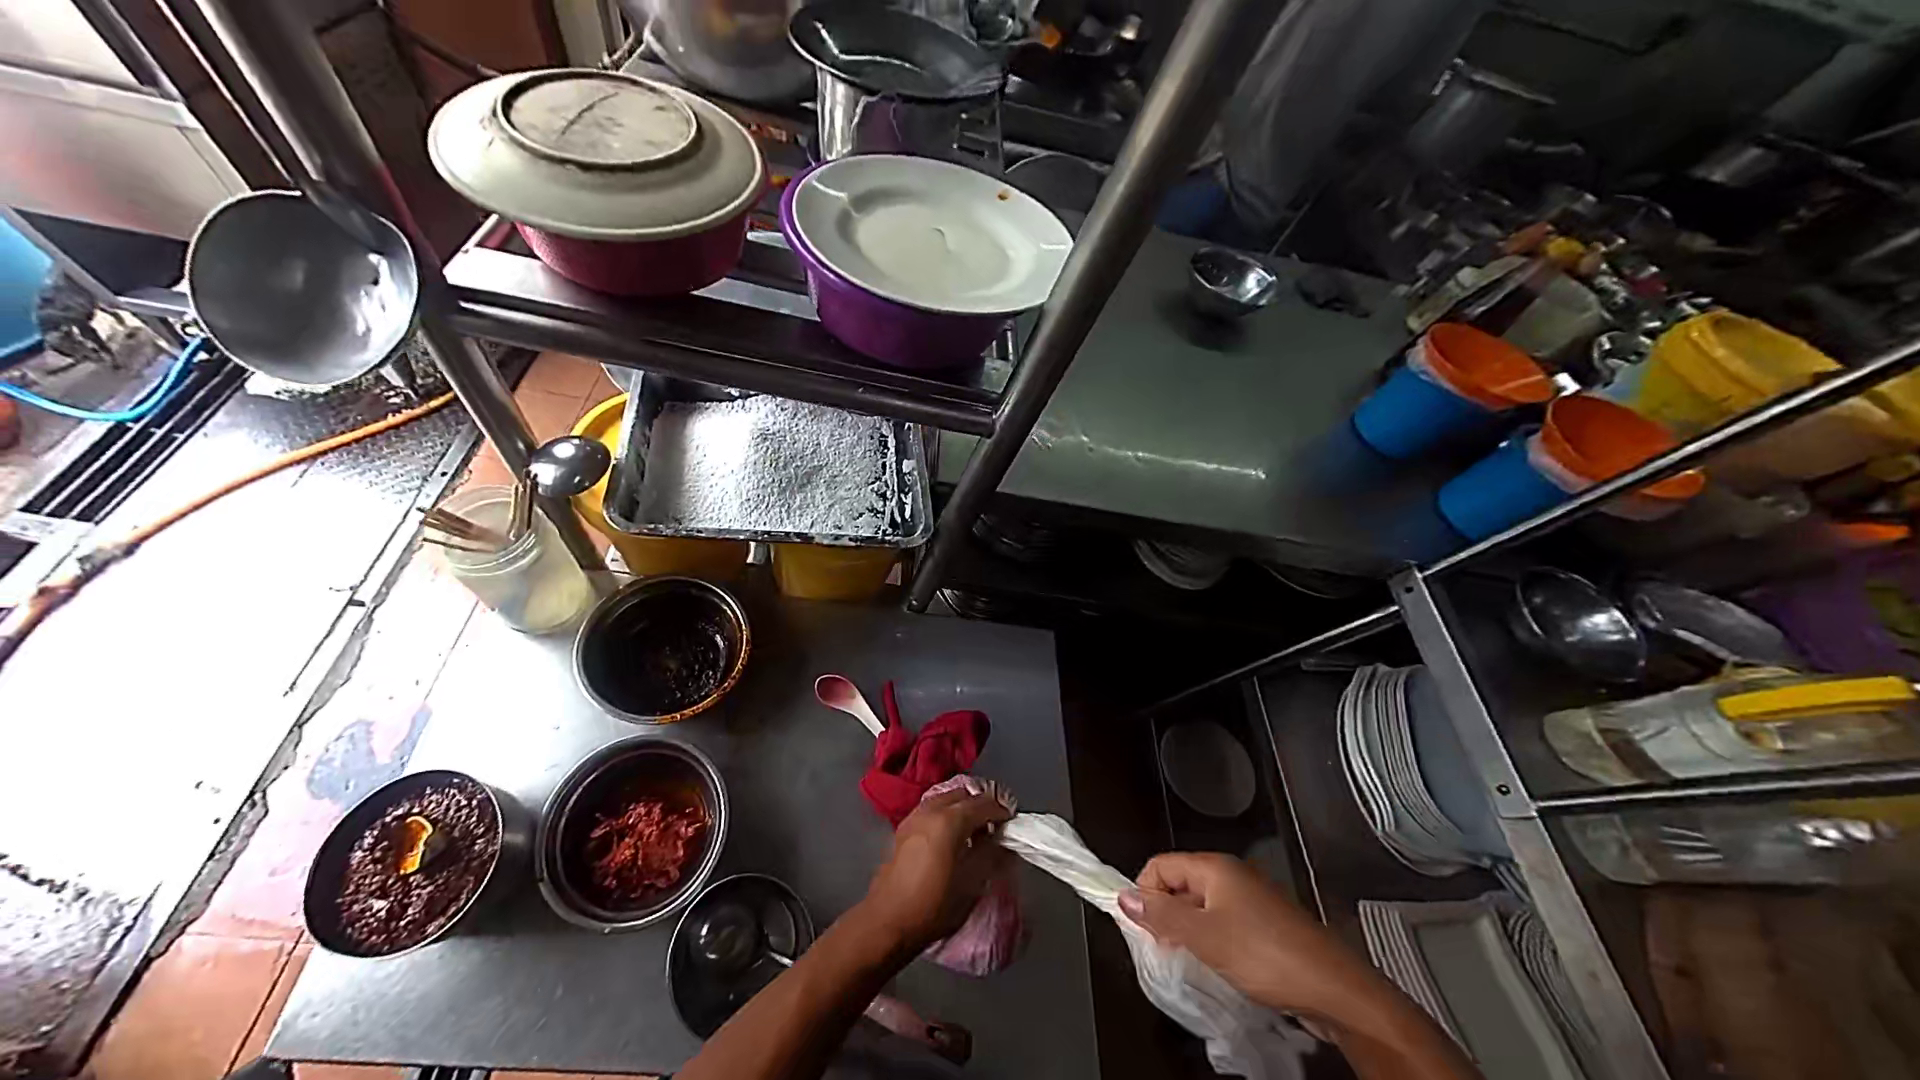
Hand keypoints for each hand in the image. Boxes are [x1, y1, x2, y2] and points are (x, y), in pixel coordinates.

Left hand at [855, 789, 1011, 952]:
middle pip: (964, 794)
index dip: (1001, 810)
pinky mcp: (904, 828)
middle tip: (996, 824)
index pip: (983, 803)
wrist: (889, 921)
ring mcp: (914, 816)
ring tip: (976, 830)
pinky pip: (933, 808)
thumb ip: (990, 854)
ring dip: (964, 807)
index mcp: (949, 820)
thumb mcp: (972, 883)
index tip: (1012, 822)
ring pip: (946, 798)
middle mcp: (931, 810)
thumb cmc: (934, 905)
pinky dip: (948, 812)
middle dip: (982, 804)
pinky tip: (953, 835)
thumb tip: (1001, 840)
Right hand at [1119, 852, 1381, 1020]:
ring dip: (1188, 933)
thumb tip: (1123, 897)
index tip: (1143, 930)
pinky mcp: (1265, 925)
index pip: (1159, 865)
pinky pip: (1223, 925)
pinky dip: (1211, 943)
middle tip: (1164, 950)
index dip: (1144, 893)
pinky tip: (1217, 967)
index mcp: (1214, 867)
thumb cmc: (1265, 956)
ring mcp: (1251, 900)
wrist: (1336, 991)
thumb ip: (1161, 917)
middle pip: (1179, 885)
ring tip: (1190, 962)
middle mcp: (1231, 875)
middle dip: (1165, 916)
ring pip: (1201, 908)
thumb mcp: (1204, 937)